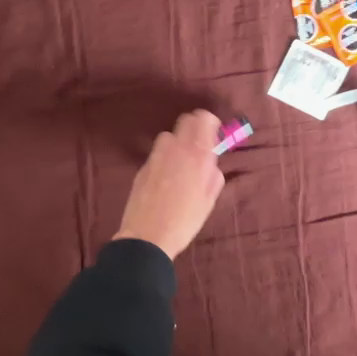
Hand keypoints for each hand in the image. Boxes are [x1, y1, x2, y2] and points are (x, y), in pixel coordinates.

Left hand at [114, 110, 226, 259]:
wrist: (148, 236)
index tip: (214, 134)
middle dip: (194, 128)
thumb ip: (213, 176)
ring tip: (181, 161)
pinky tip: (166, 177)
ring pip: (168, 136)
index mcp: (197, 155)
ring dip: (177, 142)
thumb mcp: (208, 200)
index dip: (210, 123)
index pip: (204, 119)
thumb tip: (211, 164)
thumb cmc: (185, 221)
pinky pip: (157, 153)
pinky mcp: (143, 166)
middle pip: (186, 120)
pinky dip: (164, 157)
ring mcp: (156, 156)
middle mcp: (176, 149)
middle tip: (200, 146)